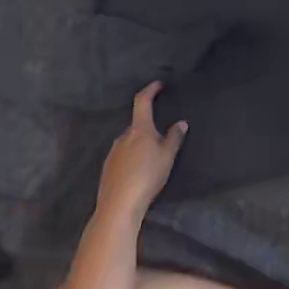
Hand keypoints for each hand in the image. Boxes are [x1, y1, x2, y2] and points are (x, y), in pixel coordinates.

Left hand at [97, 82, 186, 221]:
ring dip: (140, 144)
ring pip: (129, 141)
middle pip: (137, 124)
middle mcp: (123, 136)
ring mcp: (113, 151)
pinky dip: (132, 157)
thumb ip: (175, 138)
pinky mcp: (108, 167)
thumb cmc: (147, 176)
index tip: (158, 84)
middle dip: (148, 127)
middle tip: (162, 138)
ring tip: (151, 159)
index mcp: (139, 129)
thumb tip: (181, 122)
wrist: (119, 204)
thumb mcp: (167, 157)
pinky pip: (123, 155)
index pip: (142, 101)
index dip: (150, 90)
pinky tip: (138, 172)